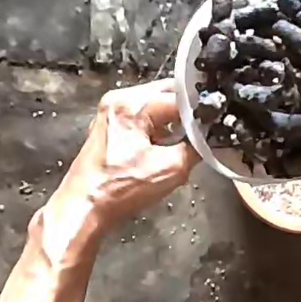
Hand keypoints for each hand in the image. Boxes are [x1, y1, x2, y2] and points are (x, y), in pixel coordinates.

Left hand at [49, 79, 198, 232]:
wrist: (85, 207)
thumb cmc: (118, 189)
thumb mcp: (173, 169)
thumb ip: (197, 147)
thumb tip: (210, 138)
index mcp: (132, 104)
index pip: (180, 96)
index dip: (201, 112)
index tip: (215, 125)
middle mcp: (119, 101)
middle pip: (166, 94)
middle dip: (187, 113)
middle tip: (203, 132)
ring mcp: (112, 113)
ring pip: (155, 106)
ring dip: (172, 121)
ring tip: (184, 142)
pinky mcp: (110, 127)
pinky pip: (142, 118)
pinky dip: (157, 129)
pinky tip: (164, 148)